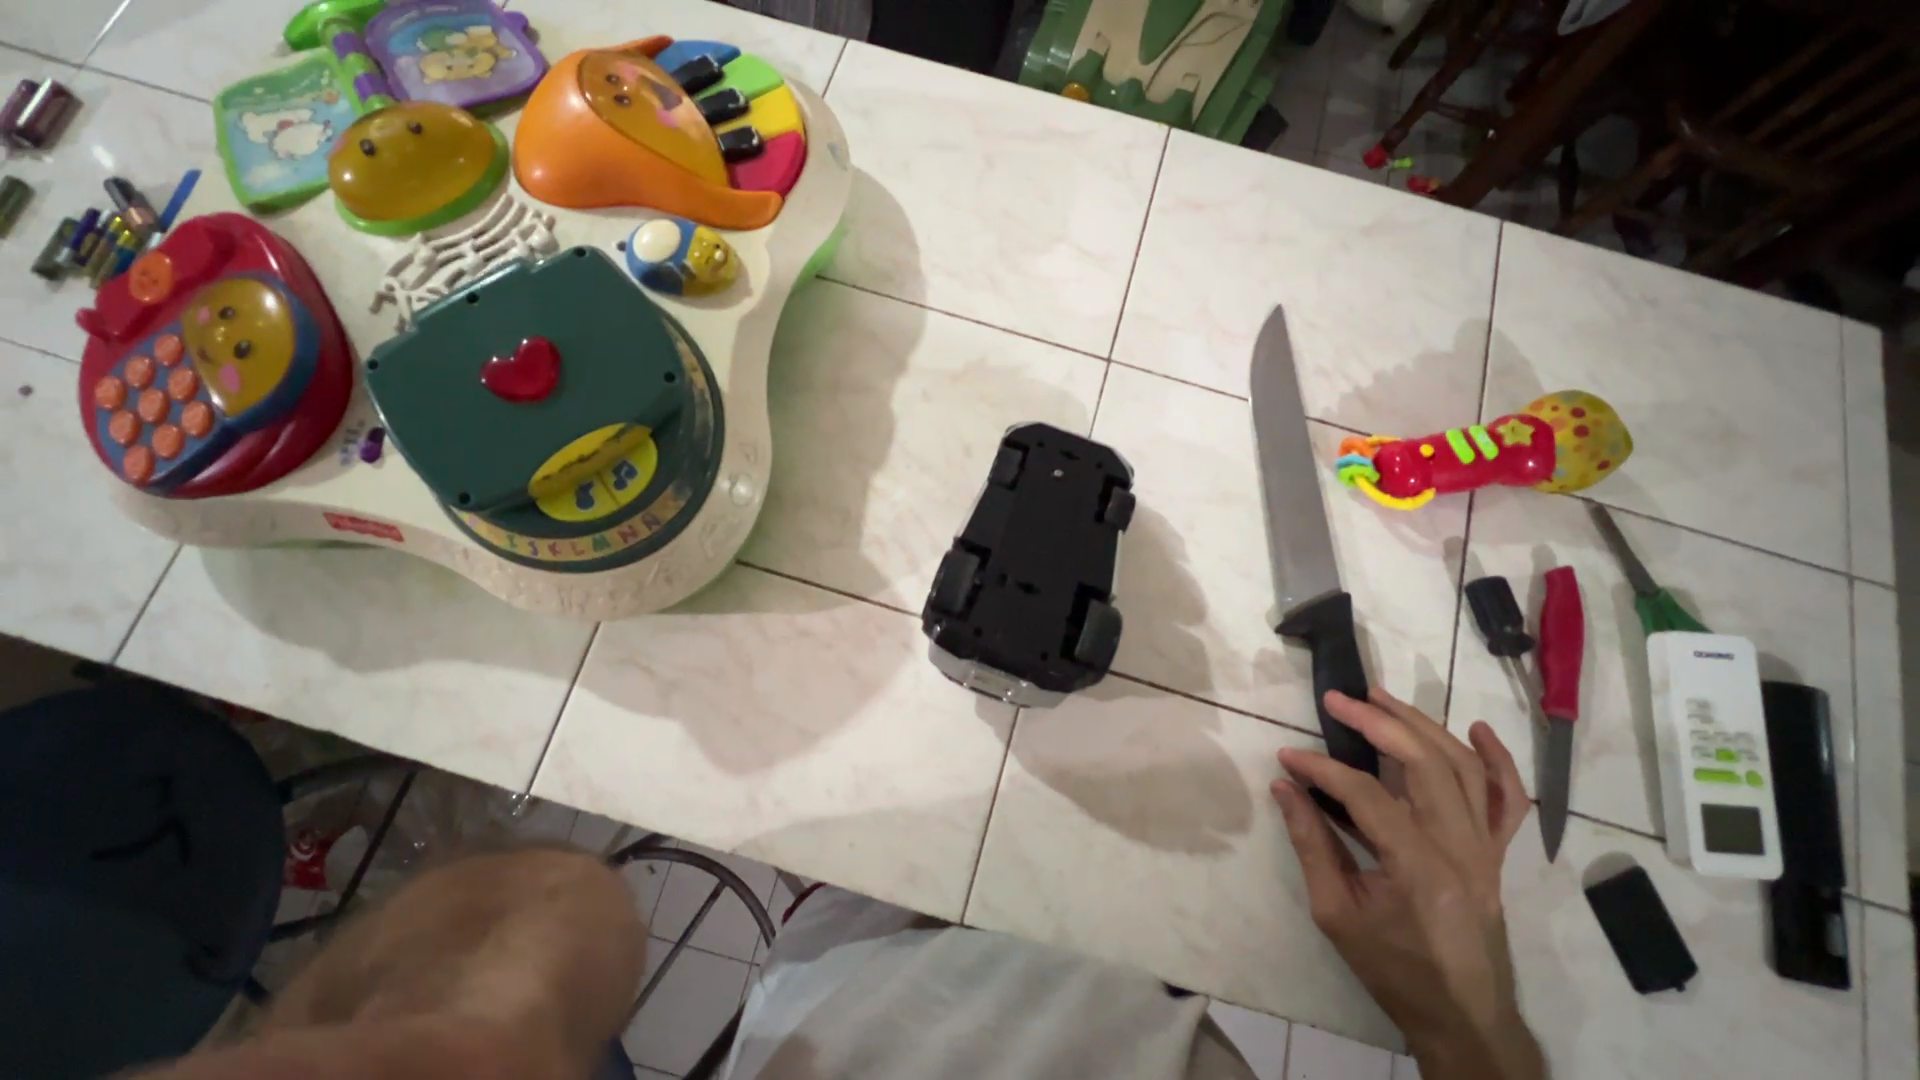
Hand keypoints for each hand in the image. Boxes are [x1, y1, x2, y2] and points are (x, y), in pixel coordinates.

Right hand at [1272, 689, 1543, 1079]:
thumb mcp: (1336, 912)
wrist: (1462, 1016)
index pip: (1366, 794)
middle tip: (1338, 700)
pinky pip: (1507, 801)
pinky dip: (1497, 762)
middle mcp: (1461, 847)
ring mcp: (1486, 848)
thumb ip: (1311, 843)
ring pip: (1463, 769)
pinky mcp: (1496, 854)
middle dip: (1378, 723)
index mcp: (1418, 865)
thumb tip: (1285, 787)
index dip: (1322, 768)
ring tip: (1382, 698)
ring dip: (1423, 726)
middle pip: (1425, 764)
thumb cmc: (1392, 969)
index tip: (1287, 755)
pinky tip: (1477, 730)